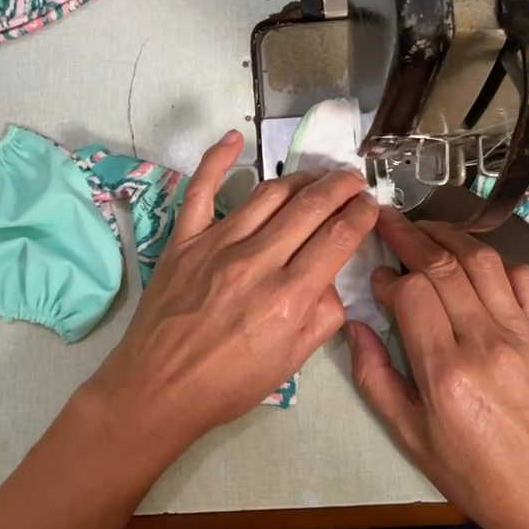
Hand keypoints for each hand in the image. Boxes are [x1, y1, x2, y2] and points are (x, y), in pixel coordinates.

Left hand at [83, 129, 379, 464]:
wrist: (158, 388)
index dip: (361, 215)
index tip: (370, 205)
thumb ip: (321, 317)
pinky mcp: (183, 240)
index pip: (338, 237)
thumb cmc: (228, 384)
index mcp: (288, 296)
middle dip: (340, 186)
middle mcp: (256, 261)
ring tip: (316, 177)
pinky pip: (200, 190)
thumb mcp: (290, 364)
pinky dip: (217, 161)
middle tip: (353, 180)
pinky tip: (234, 140)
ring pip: (268, 194)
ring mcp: (216, 245)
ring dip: (299, 179)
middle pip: (310, 206)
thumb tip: (331, 279)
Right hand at [347, 211, 528, 528]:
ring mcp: (523, 333)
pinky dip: (494, 258)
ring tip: (424, 228)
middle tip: (386, 220)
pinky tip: (473, 260)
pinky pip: (522, 277)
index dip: (388, 277)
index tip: (376, 280)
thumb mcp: (406, 434)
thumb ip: (374, 374)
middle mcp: (486, 341)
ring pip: (483, 260)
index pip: (411, 293)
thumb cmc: (470, 473)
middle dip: (409, 235)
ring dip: (449, 235)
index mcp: (446, 371)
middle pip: (444, 265)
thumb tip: (354, 324)